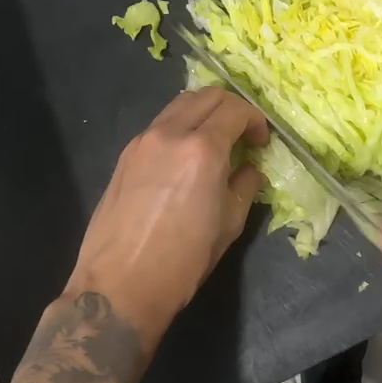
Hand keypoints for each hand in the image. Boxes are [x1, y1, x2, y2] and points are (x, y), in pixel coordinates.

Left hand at [65, 88, 269, 342]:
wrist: (120, 287)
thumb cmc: (183, 261)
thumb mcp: (229, 224)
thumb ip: (245, 185)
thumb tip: (250, 168)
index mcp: (203, 149)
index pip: (236, 109)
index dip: (256, 120)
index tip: (261, 142)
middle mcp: (171, 134)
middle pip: (208, 95)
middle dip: (232, 108)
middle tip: (242, 134)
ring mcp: (143, 141)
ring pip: (180, 104)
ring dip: (204, 112)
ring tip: (215, 140)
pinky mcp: (125, 155)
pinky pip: (160, 124)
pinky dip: (181, 126)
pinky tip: (186, 156)